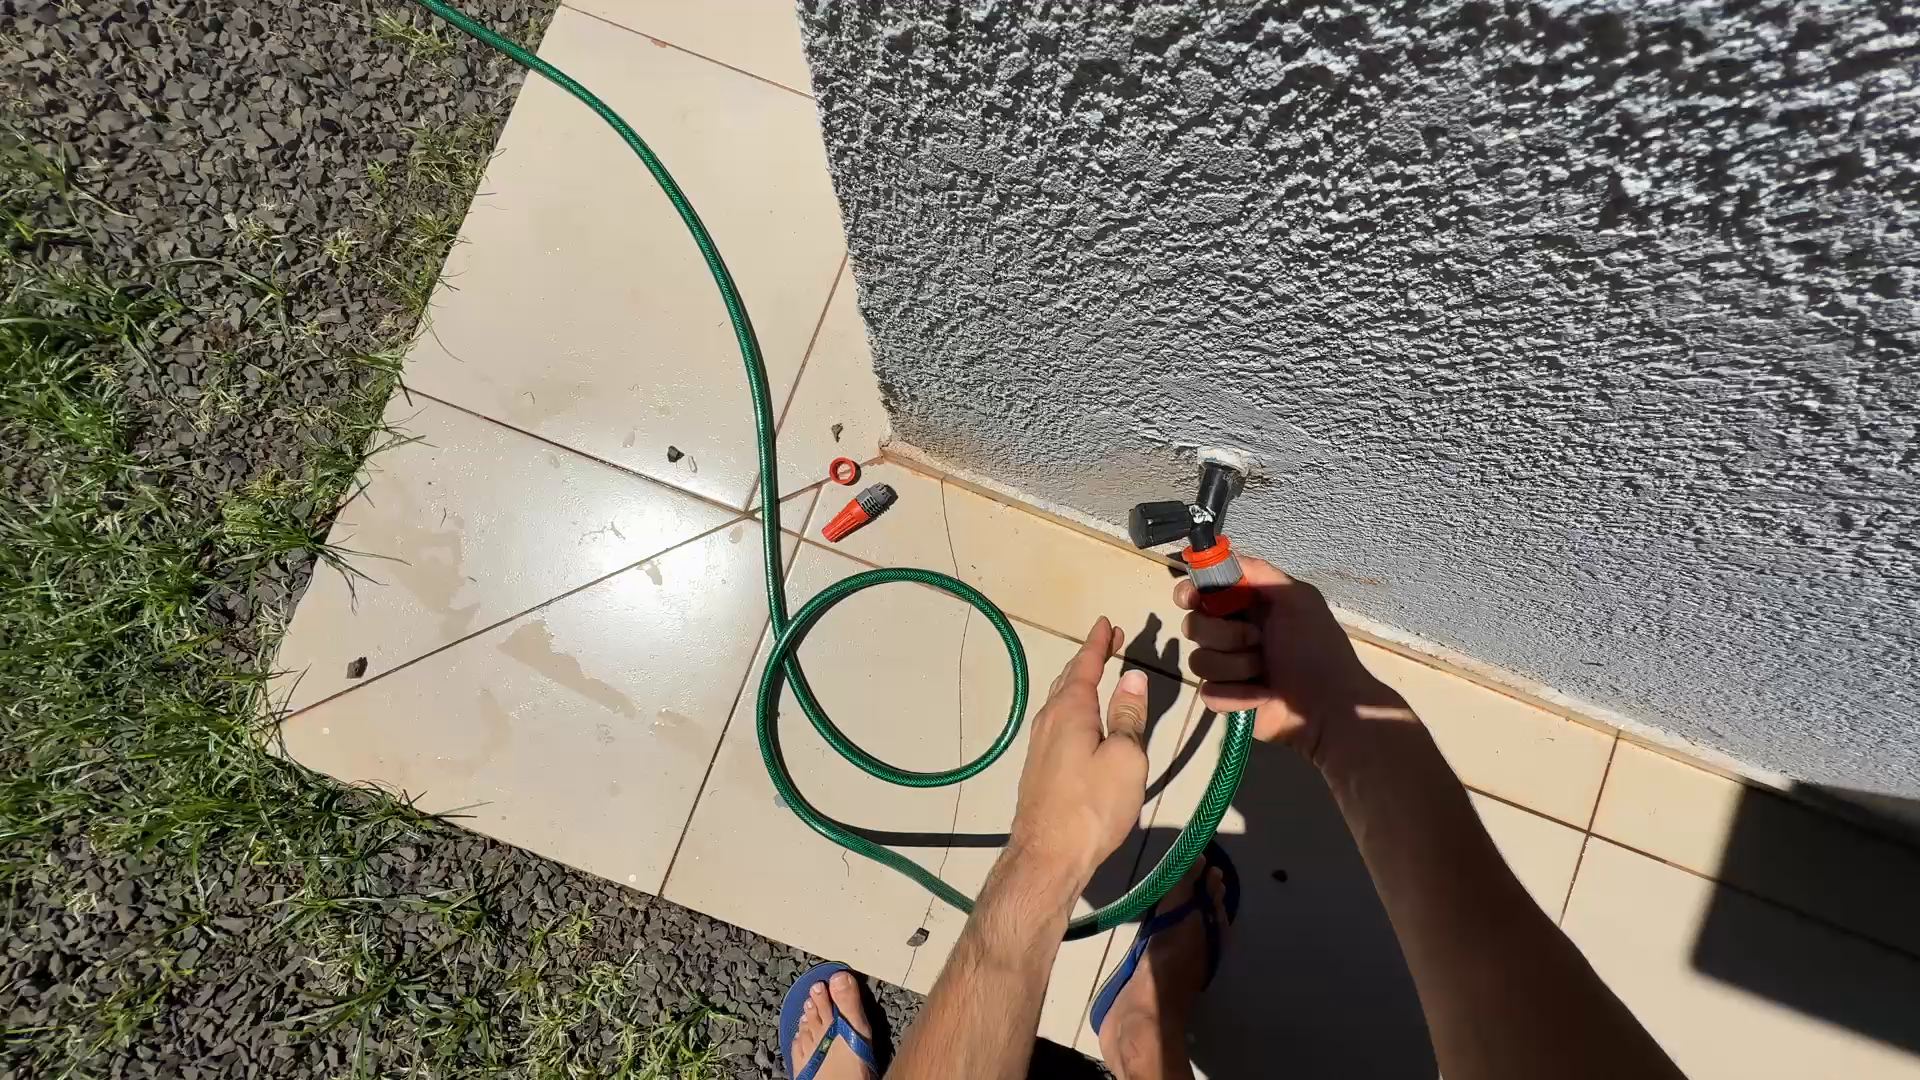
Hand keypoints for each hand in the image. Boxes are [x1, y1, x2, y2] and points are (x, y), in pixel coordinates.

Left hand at [1005, 617, 1151, 889]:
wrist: (1048, 854)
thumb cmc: (1093, 804)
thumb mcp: (1124, 757)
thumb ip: (1128, 715)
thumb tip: (1131, 676)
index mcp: (1070, 709)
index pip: (1085, 664)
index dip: (1098, 643)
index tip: (1106, 623)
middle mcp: (1049, 718)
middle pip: (1069, 678)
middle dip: (1089, 657)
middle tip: (1108, 642)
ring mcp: (1040, 742)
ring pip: (1060, 699)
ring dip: (1079, 680)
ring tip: (1096, 672)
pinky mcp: (1039, 765)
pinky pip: (1058, 719)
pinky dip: (1073, 704)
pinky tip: (1080, 716)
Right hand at [1175, 556, 1409, 766]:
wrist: (1330, 706)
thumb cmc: (1317, 649)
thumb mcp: (1298, 599)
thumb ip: (1260, 573)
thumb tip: (1222, 555)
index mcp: (1245, 608)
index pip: (1199, 593)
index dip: (1189, 593)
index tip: (1192, 598)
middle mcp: (1230, 634)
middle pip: (1192, 625)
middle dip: (1223, 634)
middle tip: (1255, 639)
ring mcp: (1226, 668)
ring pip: (1198, 660)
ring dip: (1235, 666)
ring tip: (1264, 671)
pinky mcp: (1225, 699)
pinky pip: (1208, 692)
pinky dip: (1235, 694)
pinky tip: (1260, 695)